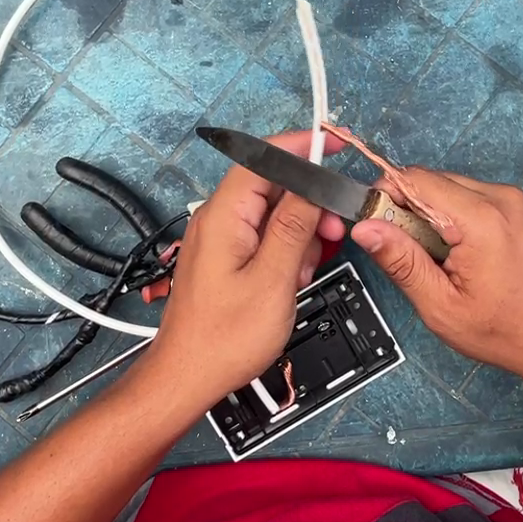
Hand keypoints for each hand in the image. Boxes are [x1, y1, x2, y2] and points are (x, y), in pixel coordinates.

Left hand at [141, 131, 346, 408]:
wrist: (188, 377)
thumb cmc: (224, 338)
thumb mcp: (273, 280)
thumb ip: (294, 226)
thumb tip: (311, 182)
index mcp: (224, 216)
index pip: (262, 158)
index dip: (299, 146)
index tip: (333, 144)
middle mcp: (218, 219)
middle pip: (272, 185)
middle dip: (309, 204)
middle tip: (334, 233)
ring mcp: (221, 239)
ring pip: (274, 214)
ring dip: (300, 235)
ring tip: (302, 272)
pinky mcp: (227, 258)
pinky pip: (265, 238)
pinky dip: (286, 252)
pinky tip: (291, 280)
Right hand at [350, 169, 522, 388]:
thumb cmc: (506, 332)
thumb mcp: (440, 306)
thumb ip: (400, 261)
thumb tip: (364, 228)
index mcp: (482, 219)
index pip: (416, 179)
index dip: (387, 196)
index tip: (377, 226)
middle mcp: (503, 199)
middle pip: (433, 181)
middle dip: (409, 208)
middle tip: (408, 252)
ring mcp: (517, 202)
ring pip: (453, 188)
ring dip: (433, 214)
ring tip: (439, 258)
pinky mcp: (522, 210)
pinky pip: (475, 197)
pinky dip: (457, 217)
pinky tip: (462, 254)